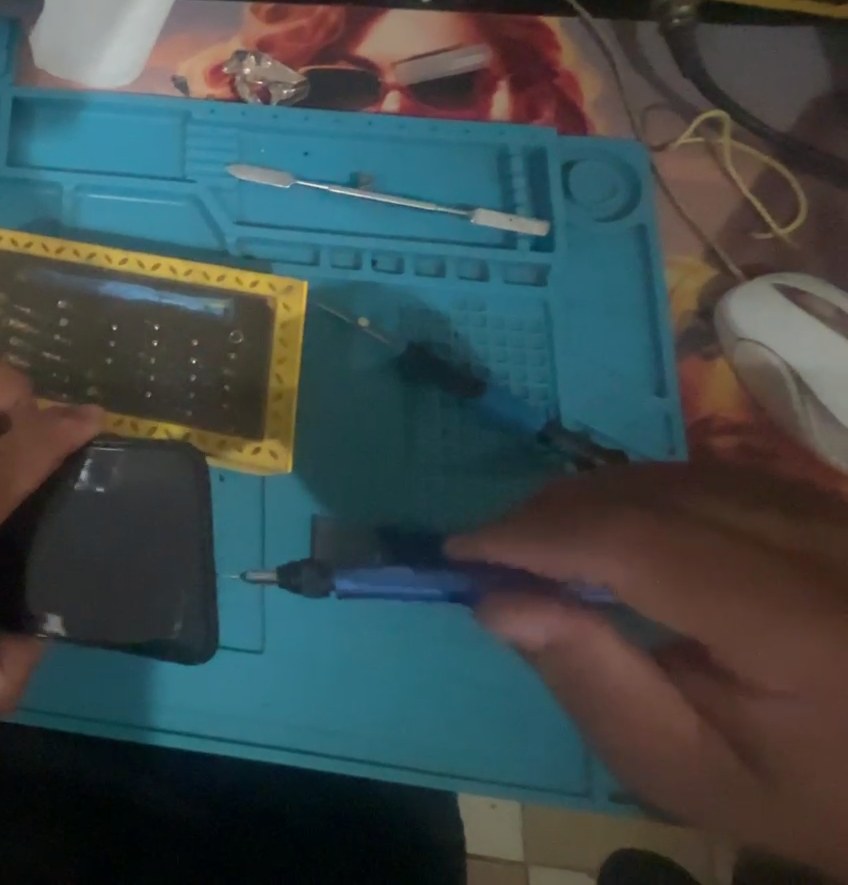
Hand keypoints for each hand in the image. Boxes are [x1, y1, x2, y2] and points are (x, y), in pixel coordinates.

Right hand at [448, 463, 847, 875]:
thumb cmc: (803, 790)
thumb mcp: (685, 766)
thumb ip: (591, 681)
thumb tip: (494, 601)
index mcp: (804, 627)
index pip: (636, 543)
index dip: (533, 537)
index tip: (458, 552)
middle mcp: (831, 552)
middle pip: (648, 498)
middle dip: (547, 517)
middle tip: (491, 555)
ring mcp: (839, 522)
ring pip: (673, 477)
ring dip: (584, 502)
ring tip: (539, 545)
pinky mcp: (835, 512)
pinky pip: (710, 477)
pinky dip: (636, 495)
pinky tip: (607, 531)